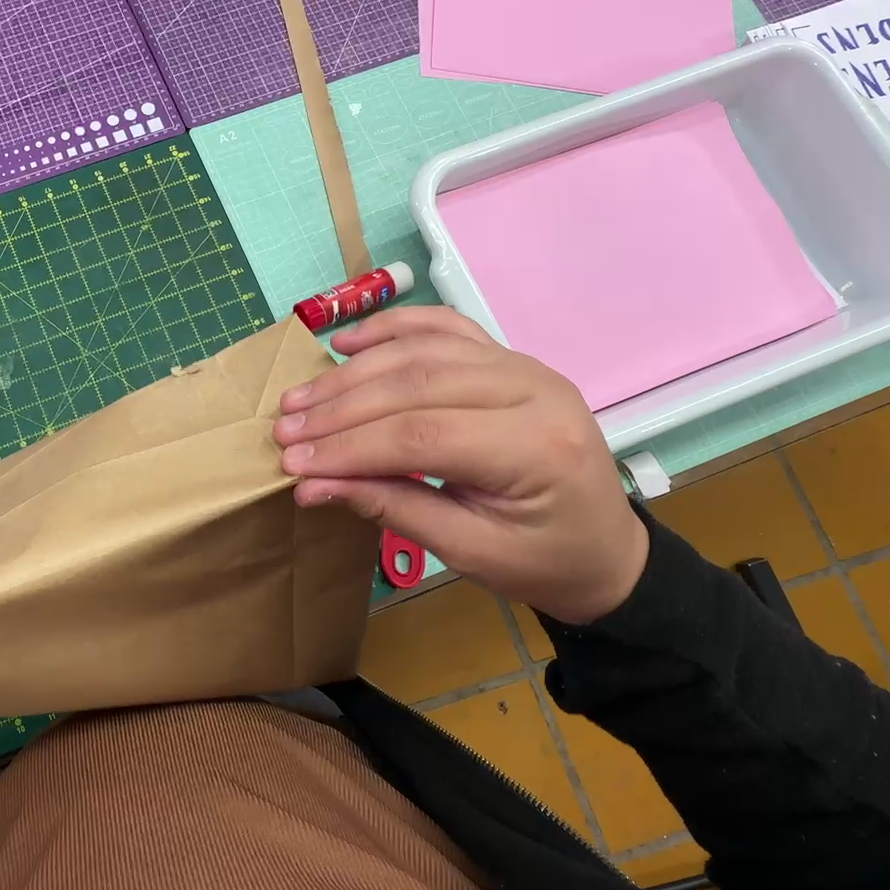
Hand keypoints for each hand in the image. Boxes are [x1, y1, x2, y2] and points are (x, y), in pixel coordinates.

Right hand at [273, 307, 646, 624]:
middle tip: (284, 429)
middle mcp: (534, 389)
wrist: (604, 548)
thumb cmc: (541, 561)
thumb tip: (310, 485)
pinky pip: (443, 328)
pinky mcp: (507, 358)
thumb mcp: (467, 551)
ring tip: (301, 397)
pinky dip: (392, 328)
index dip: (348, 448)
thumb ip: (390, 507)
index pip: (420, 435)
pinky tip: (349, 341)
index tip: (293, 463)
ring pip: (421, 350)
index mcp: (536, 448)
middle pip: (414, 384)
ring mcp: (522, 365)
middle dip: (339, 408)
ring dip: (352, 372)